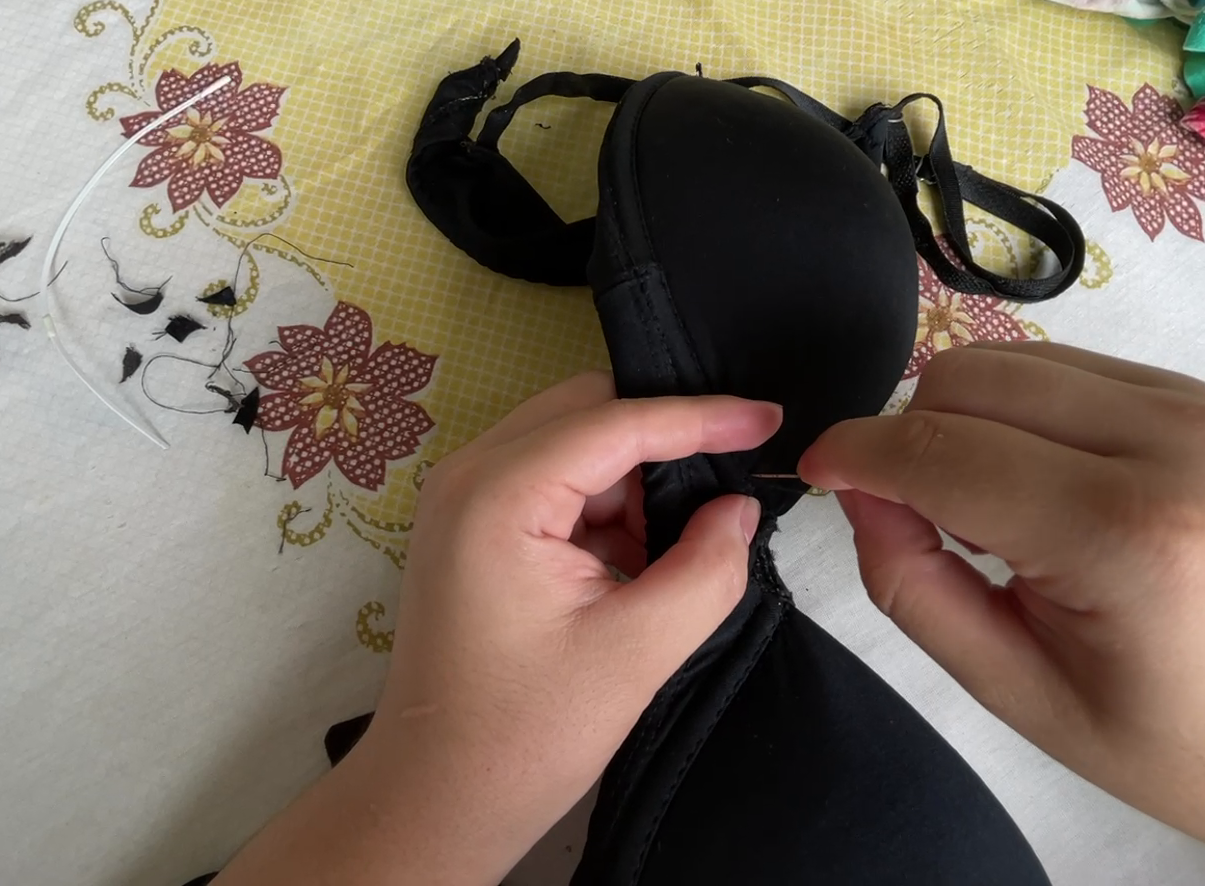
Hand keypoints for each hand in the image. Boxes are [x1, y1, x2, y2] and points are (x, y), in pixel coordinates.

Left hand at [217, 373, 778, 885]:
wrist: (436, 793)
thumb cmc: (525, 732)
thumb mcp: (635, 653)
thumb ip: (705, 569)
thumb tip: (738, 506)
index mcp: (499, 493)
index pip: (615, 422)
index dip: (699, 416)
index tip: (769, 417)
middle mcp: (471, 470)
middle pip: (587, 411)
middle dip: (662, 439)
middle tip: (728, 474)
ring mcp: (467, 491)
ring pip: (574, 441)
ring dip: (633, 479)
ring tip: (674, 541)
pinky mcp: (475, 517)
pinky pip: (556, 477)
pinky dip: (605, 505)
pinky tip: (633, 557)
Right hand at [798, 342, 1204, 885]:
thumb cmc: (1198, 750)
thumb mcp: (1021, 693)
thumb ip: (911, 584)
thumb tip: (857, 495)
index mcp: (1126, 535)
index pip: (936, 450)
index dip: (851, 452)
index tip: (812, 472)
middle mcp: (1173, 441)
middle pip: (961, 381)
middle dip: (903, 436)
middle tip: (911, 513)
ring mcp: (1203, 407)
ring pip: (1006, 360)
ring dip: (955, 417)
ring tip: (978, 500)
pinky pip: (1061, 367)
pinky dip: (1012, 408)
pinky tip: (1035, 476)